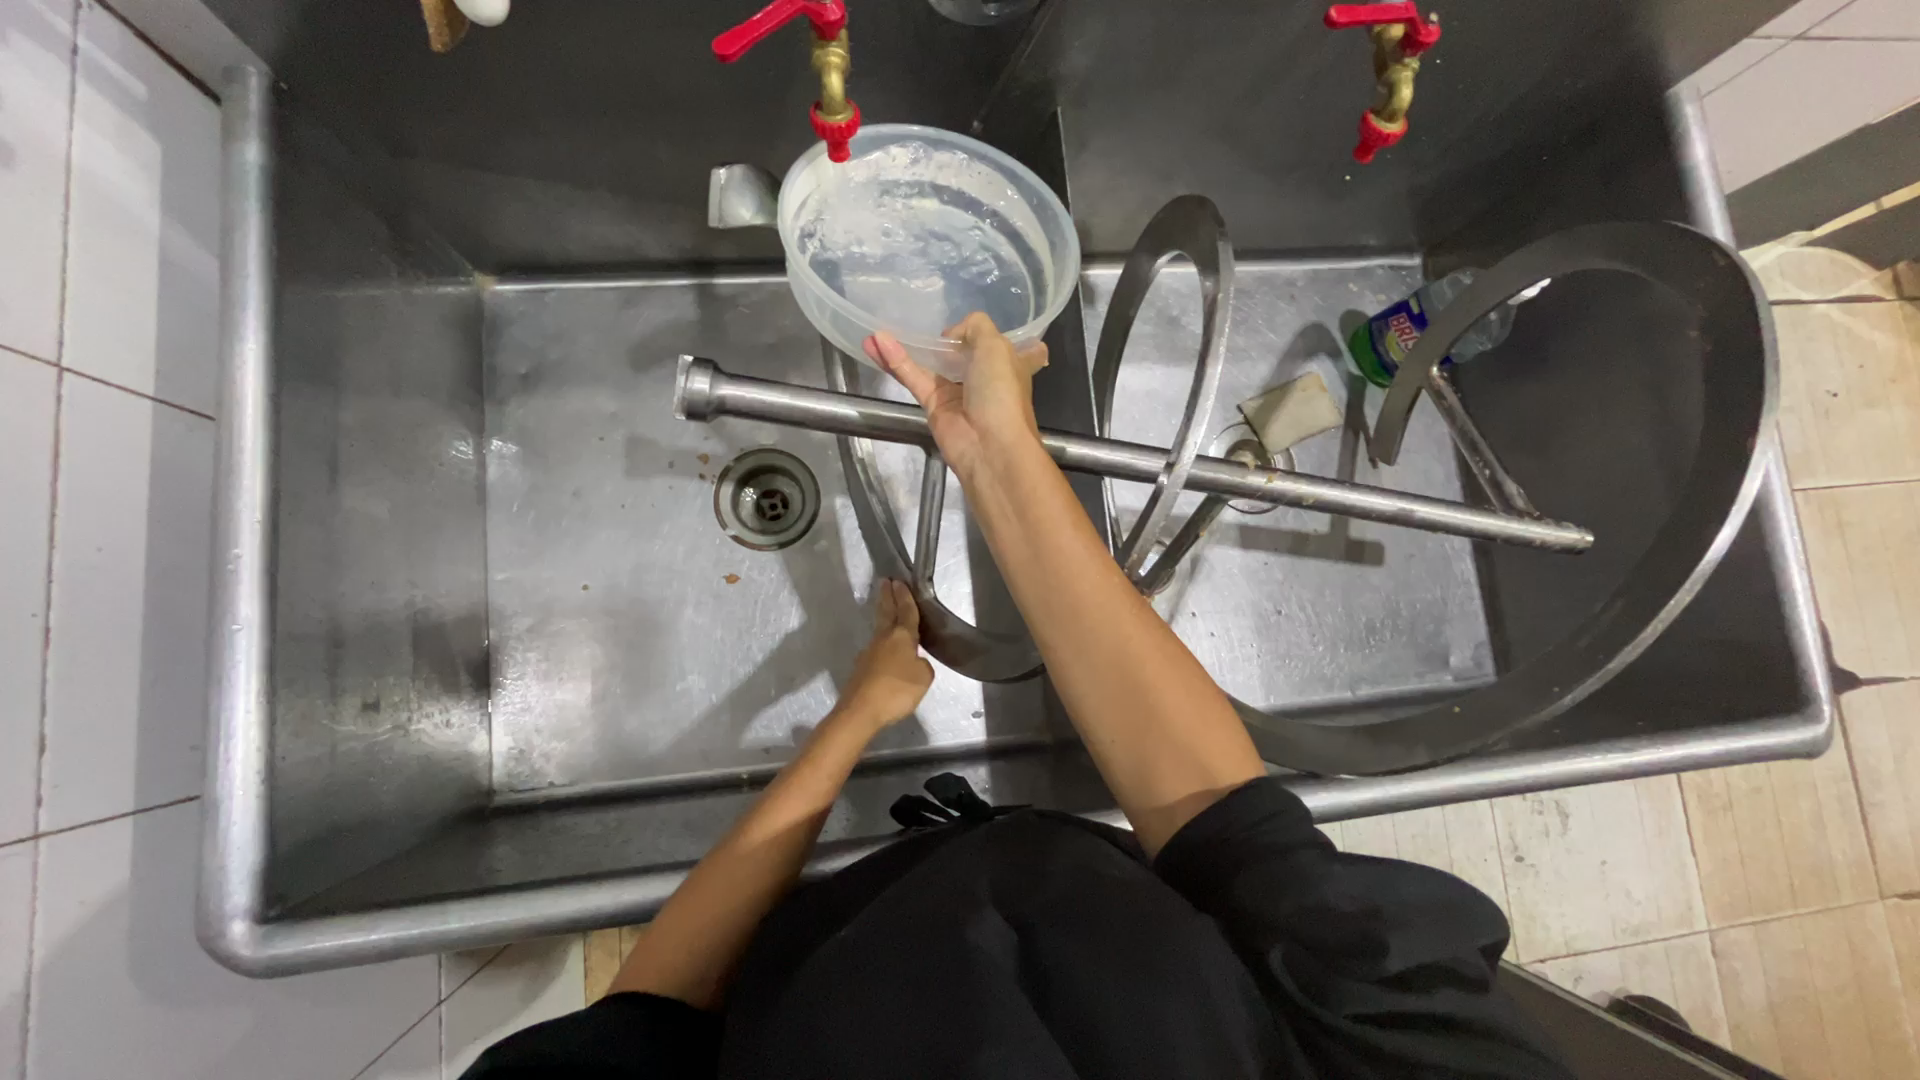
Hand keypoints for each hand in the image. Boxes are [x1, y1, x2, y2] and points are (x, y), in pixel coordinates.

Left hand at [832, 579, 934, 734]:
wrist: (861, 710)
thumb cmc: (896, 690)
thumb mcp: (924, 678)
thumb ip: (923, 665)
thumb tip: (914, 662)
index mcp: (902, 637)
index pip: (906, 611)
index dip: (905, 597)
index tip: (900, 581)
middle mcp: (883, 639)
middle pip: (886, 613)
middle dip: (887, 597)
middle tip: (886, 582)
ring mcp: (869, 653)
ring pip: (879, 630)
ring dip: (883, 617)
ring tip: (888, 611)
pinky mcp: (862, 668)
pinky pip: (876, 649)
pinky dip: (882, 642)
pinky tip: (886, 651)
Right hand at [862, 313, 1048, 483]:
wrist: (991, 446)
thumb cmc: (1001, 392)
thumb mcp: (996, 346)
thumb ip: (974, 326)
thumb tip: (950, 336)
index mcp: (1009, 365)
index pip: (1012, 350)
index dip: (1004, 341)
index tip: (992, 333)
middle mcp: (984, 378)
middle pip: (963, 354)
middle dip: (945, 339)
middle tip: (919, 321)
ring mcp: (957, 393)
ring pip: (930, 365)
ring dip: (907, 348)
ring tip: (878, 332)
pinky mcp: (934, 406)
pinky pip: (914, 378)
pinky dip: (896, 361)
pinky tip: (876, 342)